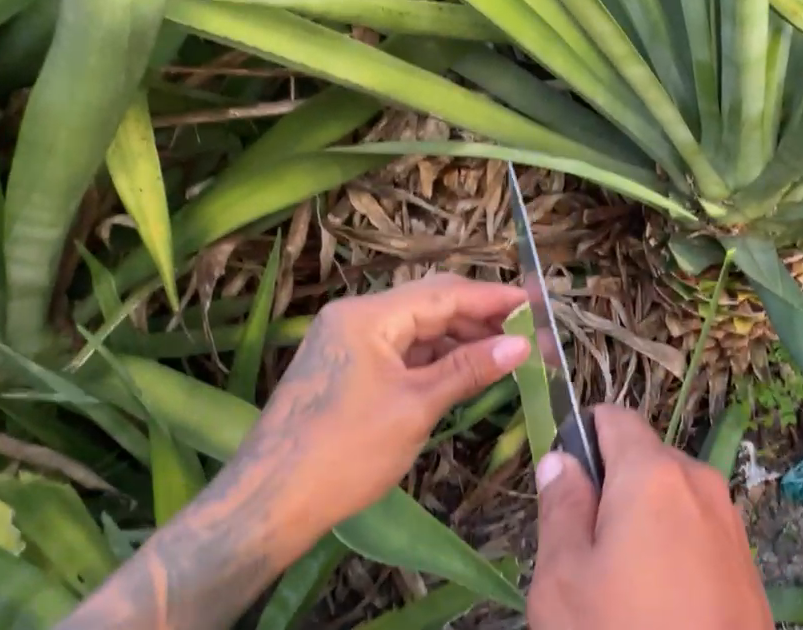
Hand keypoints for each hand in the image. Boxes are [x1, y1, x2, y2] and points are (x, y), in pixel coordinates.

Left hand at [240, 273, 532, 539]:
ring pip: (421, 326)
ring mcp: (350, 342)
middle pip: (434, 303)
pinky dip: (439, 356)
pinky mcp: (348, 366)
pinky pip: (405, 348)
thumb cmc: (343, 454)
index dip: (495, 298)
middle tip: (528, 330)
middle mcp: (356, 318)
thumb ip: (471, 368)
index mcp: (368, 317)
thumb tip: (523, 344)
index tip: (538, 305)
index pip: (446, 293)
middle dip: (483, 316)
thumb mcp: (416, 407)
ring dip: (463, 337)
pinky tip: (468, 368)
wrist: (264, 510)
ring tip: (507, 352)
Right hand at [528, 406, 769, 629]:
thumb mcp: (565, 581)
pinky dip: (669, 545)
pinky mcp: (742, 553)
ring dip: (639, 522)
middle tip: (581, 553)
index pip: (616, 418)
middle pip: (643, 459)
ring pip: (669, 496)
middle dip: (609, 489)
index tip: (560, 476)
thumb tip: (560, 458)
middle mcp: (698, 479)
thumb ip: (561, 508)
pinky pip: (695, 527)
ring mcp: (727, 516)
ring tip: (615, 587)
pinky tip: (654, 601)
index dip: (583, 434)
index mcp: (653, 473)